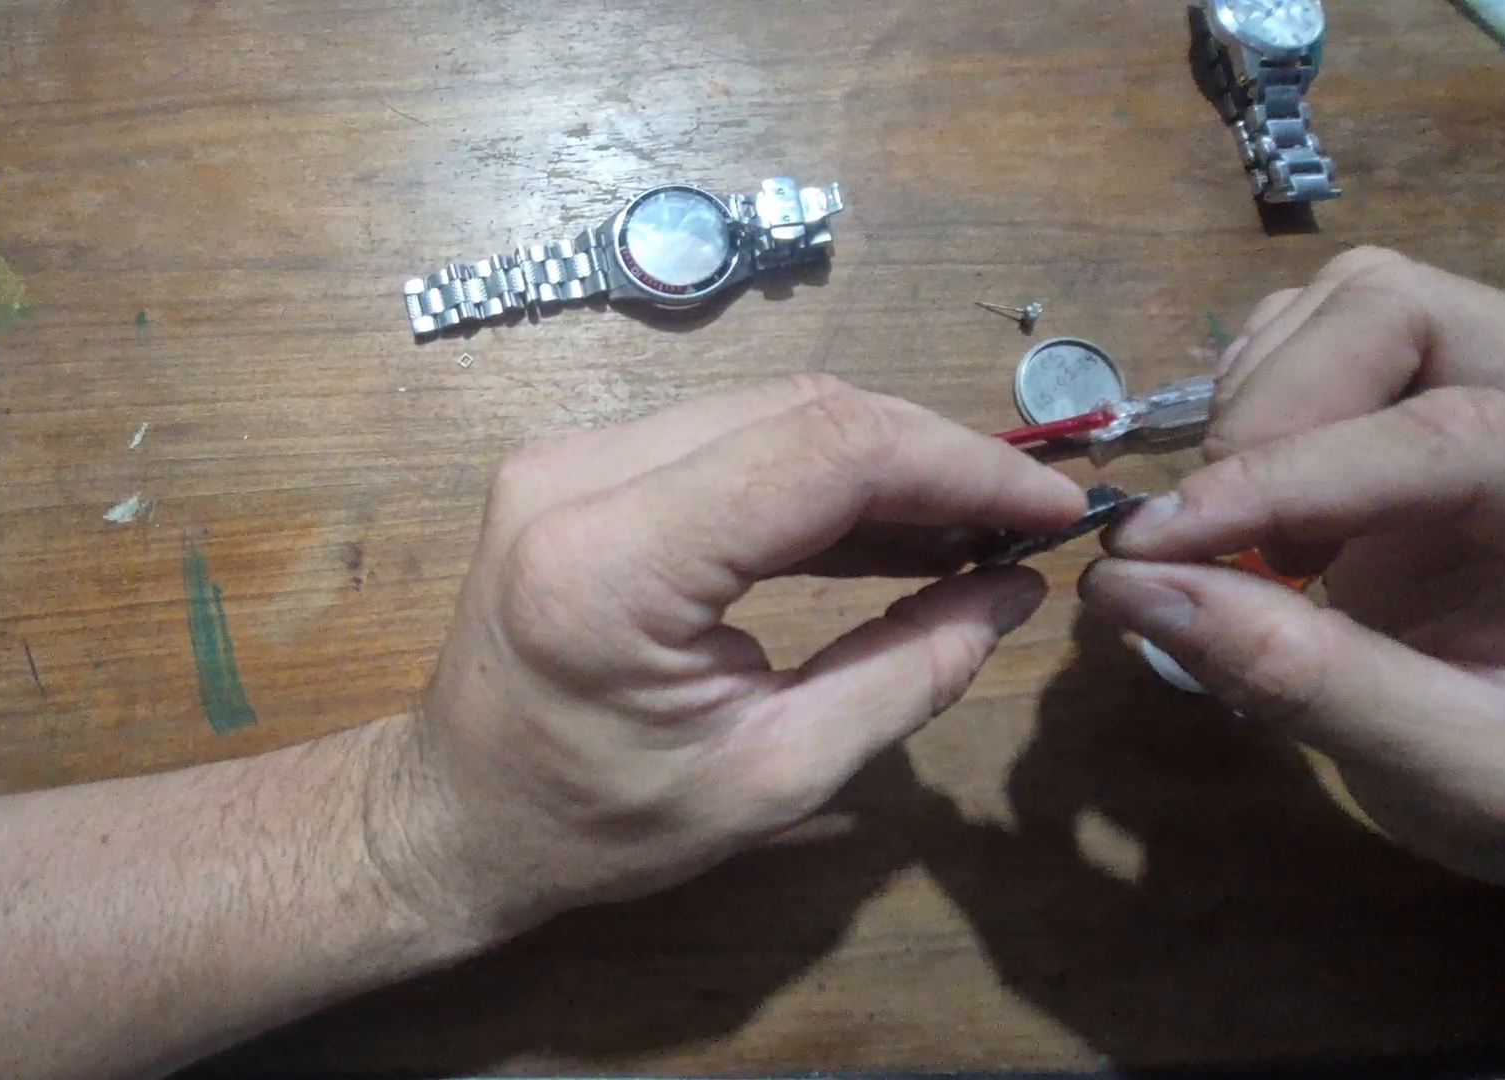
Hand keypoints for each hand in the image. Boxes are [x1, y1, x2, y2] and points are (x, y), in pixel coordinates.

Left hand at [377, 376, 1085, 940]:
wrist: (458, 808)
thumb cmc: (595, 822)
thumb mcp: (770, 776)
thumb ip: (904, 672)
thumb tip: (1009, 588)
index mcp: (612, 565)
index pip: (820, 454)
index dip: (956, 464)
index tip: (1046, 503)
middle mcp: (575, 477)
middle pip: (794, 414)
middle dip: (924, 457)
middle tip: (1011, 520)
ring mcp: (563, 459)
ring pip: (761, 416)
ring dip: (871, 463)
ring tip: (960, 527)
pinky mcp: (570, 467)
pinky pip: (717, 443)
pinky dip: (804, 478)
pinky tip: (875, 526)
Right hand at [1080, 248, 1504, 894]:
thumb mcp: (1458, 772)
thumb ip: (1300, 676)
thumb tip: (1118, 586)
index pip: (1449, 436)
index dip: (1273, 483)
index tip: (1141, 548)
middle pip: (1392, 309)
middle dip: (1261, 414)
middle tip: (1221, 530)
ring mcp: (1503, 393)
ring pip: (1343, 307)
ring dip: (1247, 406)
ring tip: (1251, 522)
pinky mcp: (1429, 403)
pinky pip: (1315, 339)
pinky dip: (1249, 401)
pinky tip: (1261, 491)